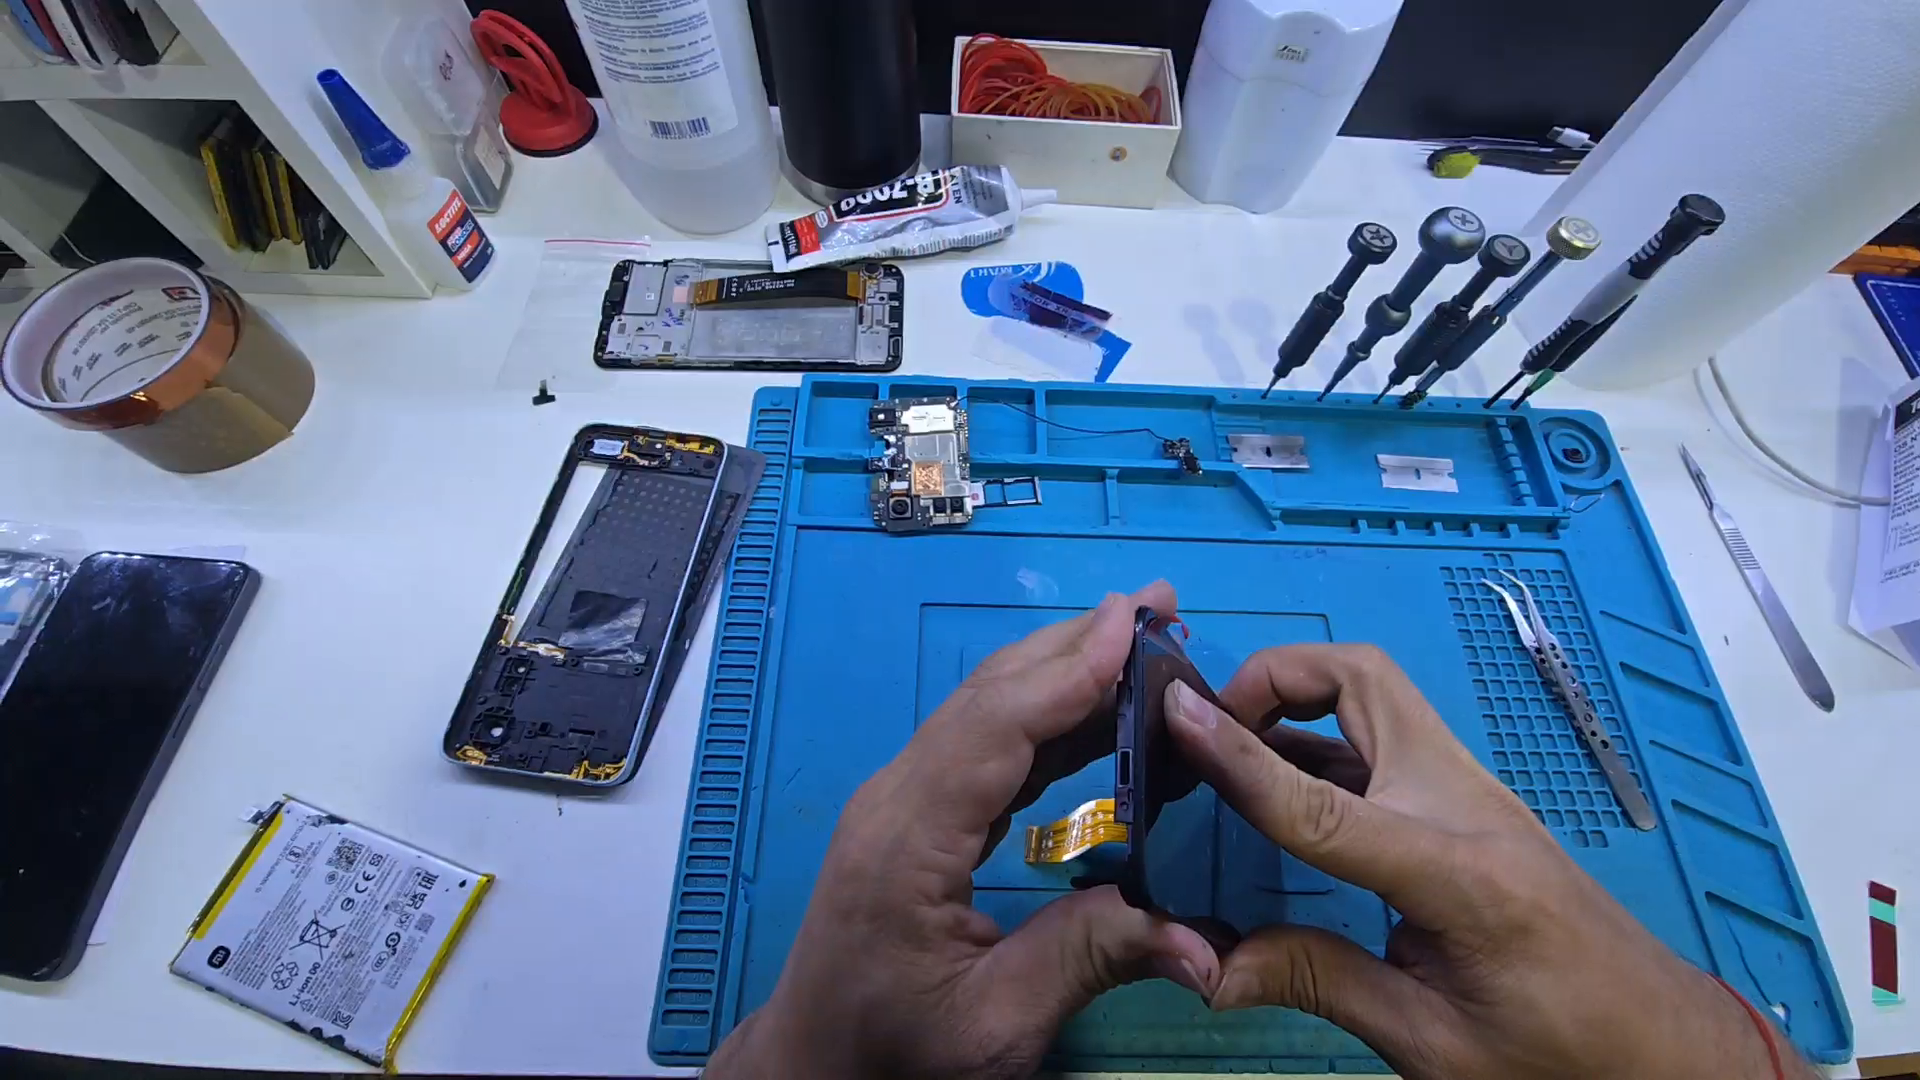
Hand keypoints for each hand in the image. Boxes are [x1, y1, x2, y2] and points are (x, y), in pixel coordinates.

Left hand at [706, 585, 1220, 1079]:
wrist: (812, 1063)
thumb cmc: (890, 1053)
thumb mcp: (994, 1025)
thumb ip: (1089, 960)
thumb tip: (1204, 947)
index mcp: (910, 836)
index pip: (995, 728)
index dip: (1067, 672)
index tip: (1130, 627)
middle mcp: (903, 793)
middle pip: (991, 695)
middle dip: (1073, 643)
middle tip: (1152, 606)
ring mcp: (909, 794)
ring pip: (990, 707)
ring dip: (1063, 666)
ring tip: (1136, 639)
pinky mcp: (923, 806)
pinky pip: (991, 742)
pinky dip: (1049, 714)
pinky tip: (1096, 707)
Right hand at [1163, 644, 1807, 1078]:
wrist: (1680, 1056)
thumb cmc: (1566, 1060)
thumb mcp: (1435, 1048)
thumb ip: (1315, 982)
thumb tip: (1207, 969)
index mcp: (1456, 875)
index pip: (1318, 803)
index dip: (1235, 754)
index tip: (1174, 709)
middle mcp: (1460, 801)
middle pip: (1363, 676)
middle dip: (1275, 675)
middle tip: (1218, 723)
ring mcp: (1465, 787)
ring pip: (1369, 689)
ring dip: (1292, 694)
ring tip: (1235, 741)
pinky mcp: (1459, 793)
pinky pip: (1372, 733)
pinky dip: (1311, 734)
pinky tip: (1276, 775)